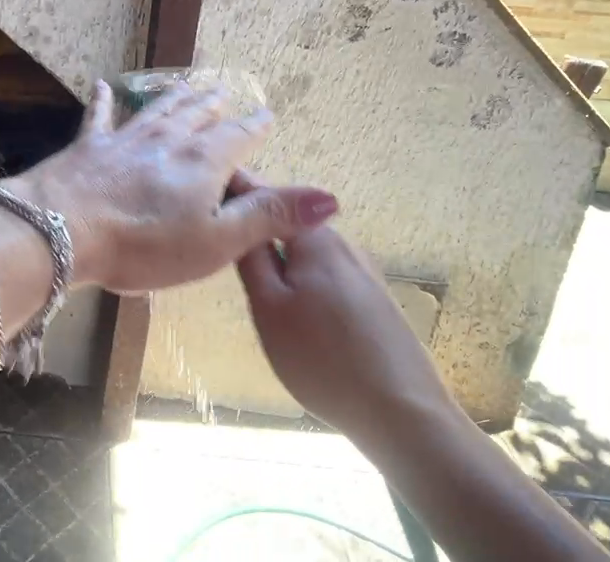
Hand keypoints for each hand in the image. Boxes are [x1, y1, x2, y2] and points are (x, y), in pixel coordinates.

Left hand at [7, 80, 335, 292]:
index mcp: (203, 162)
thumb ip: (269, 216)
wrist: (61, 229)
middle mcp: (168, 139)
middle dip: (215, 104)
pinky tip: (101, 85)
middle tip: (226, 91)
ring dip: (175, 96)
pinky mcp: (88, 147)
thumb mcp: (217, 241)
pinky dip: (103, 101)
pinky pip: (99, 117)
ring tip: (188, 83)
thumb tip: (329, 197)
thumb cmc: (144, 244)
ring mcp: (125, 139)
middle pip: (198, 115)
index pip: (238, 138)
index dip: (255, 127)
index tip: (267, 114)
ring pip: (158, 109)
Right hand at [237, 191, 457, 440]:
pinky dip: (306, 289)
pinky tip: (301, 324)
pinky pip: (326, 278)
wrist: (404, 415)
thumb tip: (240, 212)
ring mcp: (364, 273)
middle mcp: (343, 244)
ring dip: (283, 267)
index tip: (205, 211)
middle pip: (287, 226)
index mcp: (314, 238)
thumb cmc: (323, 360)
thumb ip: (251, 256)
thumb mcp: (268, 307)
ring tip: (262, 303)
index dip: (234, 195)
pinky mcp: (376, 301)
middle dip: (258, 239)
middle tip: (230, 271)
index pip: (265, 193)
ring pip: (307, 255)